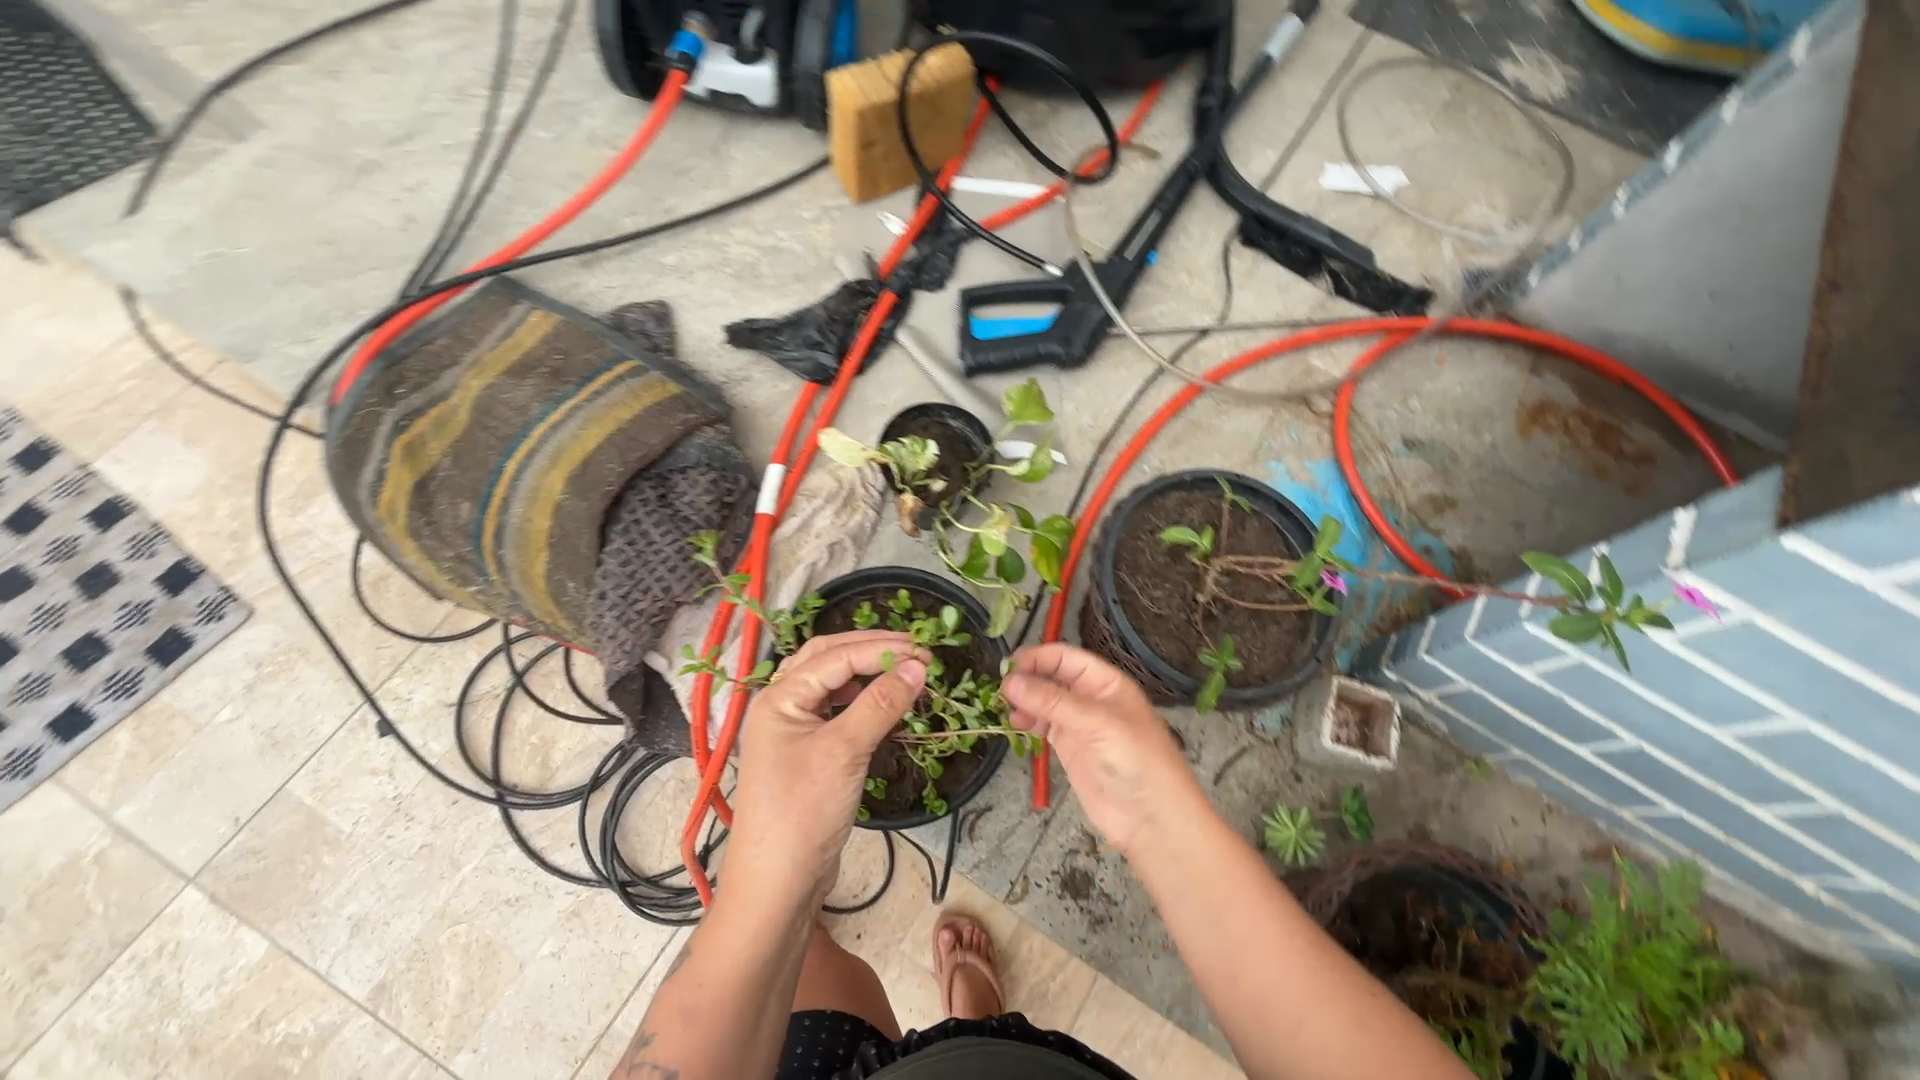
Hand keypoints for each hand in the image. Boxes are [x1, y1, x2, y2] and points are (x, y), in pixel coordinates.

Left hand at [726, 631, 927, 903]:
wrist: (778, 881)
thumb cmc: (804, 811)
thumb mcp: (845, 751)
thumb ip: (881, 704)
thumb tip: (919, 666)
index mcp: (779, 697)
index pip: (836, 656)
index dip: (882, 649)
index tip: (925, 652)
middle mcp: (781, 705)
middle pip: (828, 660)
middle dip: (871, 651)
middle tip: (915, 651)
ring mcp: (793, 730)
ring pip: (832, 685)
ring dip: (867, 674)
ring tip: (904, 674)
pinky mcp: (807, 753)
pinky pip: (836, 712)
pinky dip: (862, 702)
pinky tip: (886, 707)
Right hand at [1002, 643, 1204, 858]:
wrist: (1151, 817)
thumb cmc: (1135, 761)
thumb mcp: (1096, 723)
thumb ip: (1052, 702)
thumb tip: (1010, 681)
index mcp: (1106, 682)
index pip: (1066, 658)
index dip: (1038, 658)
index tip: (1009, 667)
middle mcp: (1091, 698)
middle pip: (1052, 677)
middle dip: (1027, 679)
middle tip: (1002, 690)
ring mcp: (1079, 724)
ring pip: (1043, 701)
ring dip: (1024, 701)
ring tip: (1007, 711)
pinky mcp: (1069, 748)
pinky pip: (1043, 725)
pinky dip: (1027, 722)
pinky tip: (1016, 725)